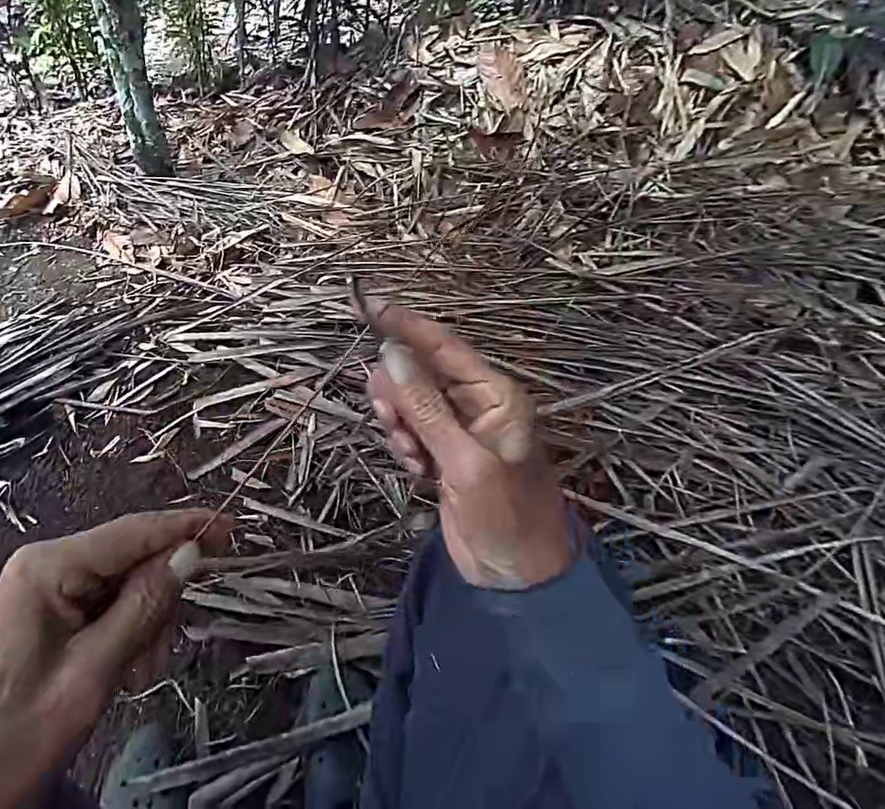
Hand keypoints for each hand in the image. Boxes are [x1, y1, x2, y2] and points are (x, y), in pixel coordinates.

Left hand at [0, 510, 229, 808]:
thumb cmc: (10, 740)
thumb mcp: (90, 675)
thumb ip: (142, 608)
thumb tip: (190, 553)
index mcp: (48, 566)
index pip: (132, 532)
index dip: (185, 527)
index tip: (231, 528)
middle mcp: (44, 565)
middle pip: (129, 559)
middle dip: (157, 600)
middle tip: (160, 655)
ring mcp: (42, 589)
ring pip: (121, 586)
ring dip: (143, 624)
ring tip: (136, 675)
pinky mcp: (43, 615)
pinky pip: (102, 608)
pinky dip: (123, 635)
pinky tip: (121, 673)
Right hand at [365, 302, 578, 589]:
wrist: (517, 579)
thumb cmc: (507, 518)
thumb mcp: (465, 462)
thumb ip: (426, 408)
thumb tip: (389, 356)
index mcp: (494, 394)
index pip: (442, 346)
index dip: (404, 324)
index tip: (367, 304)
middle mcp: (474, 404)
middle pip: (417, 373)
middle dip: (397, 394)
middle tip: (392, 422)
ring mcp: (455, 429)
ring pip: (406, 402)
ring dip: (399, 425)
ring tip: (413, 456)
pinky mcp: (440, 452)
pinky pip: (407, 430)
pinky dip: (403, 445)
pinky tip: (418, 471)